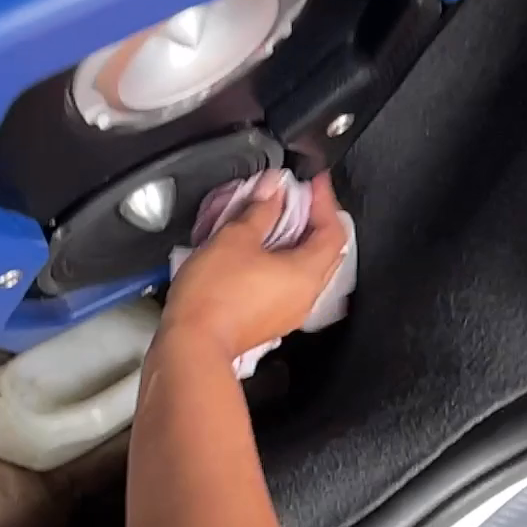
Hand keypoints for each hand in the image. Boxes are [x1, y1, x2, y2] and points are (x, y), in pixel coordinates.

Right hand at [163, 173, 348, 359]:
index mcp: (307, 273)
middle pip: (325, 253)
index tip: (313, 182)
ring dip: (297, 245)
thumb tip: (272, 192)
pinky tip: (260, 254)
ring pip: (306, 271)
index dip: (325, 201)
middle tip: (298, 201)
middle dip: (315, 223)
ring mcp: (289, 313)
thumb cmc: (214, 296)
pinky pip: (287, 287)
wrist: (193, 344)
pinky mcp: (270, 323)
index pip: (333, 230)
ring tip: (276, 224)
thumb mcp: (236, 237)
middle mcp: (305, 297)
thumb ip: (260, 209)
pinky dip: (282, 266)